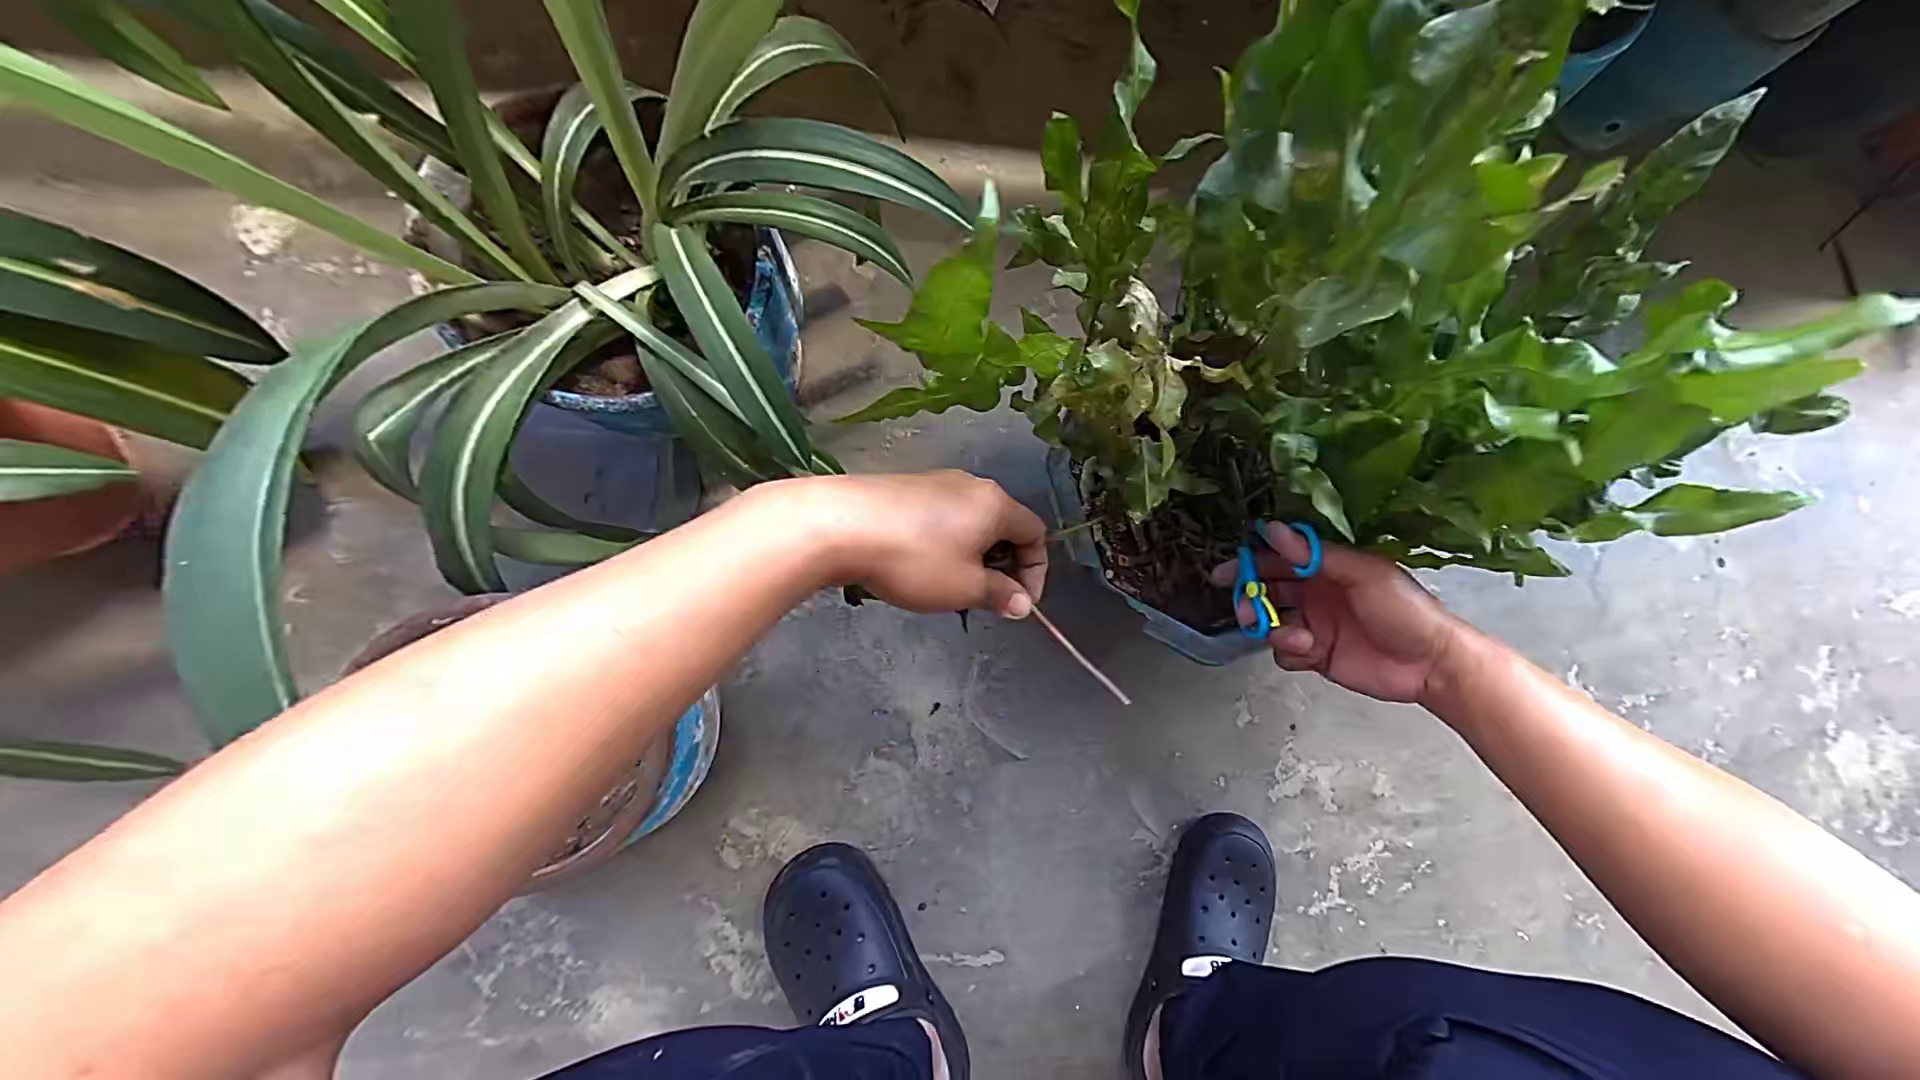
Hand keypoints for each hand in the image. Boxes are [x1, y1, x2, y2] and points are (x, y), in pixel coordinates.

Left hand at [762, 471, 1047, 618]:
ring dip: (971, 555)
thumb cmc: (914, 559)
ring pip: (969, 521)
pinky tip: (917, 563)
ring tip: (949, 584)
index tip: (1018, 603)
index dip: (1035, 571)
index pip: (1035, 533)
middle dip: (1002, 564)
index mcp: (995, 503)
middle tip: (985, 597)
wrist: (840, 524)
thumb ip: (1000, 594)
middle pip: (1002, 525)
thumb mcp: (965, 587)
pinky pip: (940, 517)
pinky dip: (943, 542)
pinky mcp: (904, 488)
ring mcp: (934, 481)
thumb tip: (1021, 603)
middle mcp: (970, 484)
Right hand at [1210, 524, 1471, 703]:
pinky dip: (1288, 650)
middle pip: (1266, 589)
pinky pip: (1283, 650)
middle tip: (1246, 607)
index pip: (1279, 558)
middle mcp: (1315, 592)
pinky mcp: (1314, 653)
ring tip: (1289, 634)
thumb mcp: (1363, 573)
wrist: (1431, 665)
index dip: (1252, 562)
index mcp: (1326, 567)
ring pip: (1269, 621)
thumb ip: (1316, 554)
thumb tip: (1276, 531)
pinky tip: (1307, 650)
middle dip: (1250, 598)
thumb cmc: (1408, 611)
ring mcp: (1313, 623)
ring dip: (1268, 626)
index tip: (1231, 571)